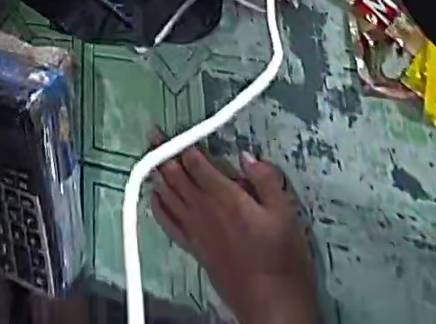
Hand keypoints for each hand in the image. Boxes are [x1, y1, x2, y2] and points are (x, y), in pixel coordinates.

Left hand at [150, 140, 318, 323]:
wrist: (272, 305)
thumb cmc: (281, 258)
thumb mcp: (285, 213)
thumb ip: (266, 179)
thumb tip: (247, 156)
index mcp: (226, 197)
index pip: (196, 164)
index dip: (184, 144)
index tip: (174, 131)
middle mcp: (205, 211)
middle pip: (177, 175)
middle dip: (163, 153)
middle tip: (152, 135)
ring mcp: (196, 231)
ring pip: (169, 195)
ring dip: (158, 174)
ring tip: (149, 156)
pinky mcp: (194, 249)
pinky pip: (169, 223)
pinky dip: (158, 207)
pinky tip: (154, 196)